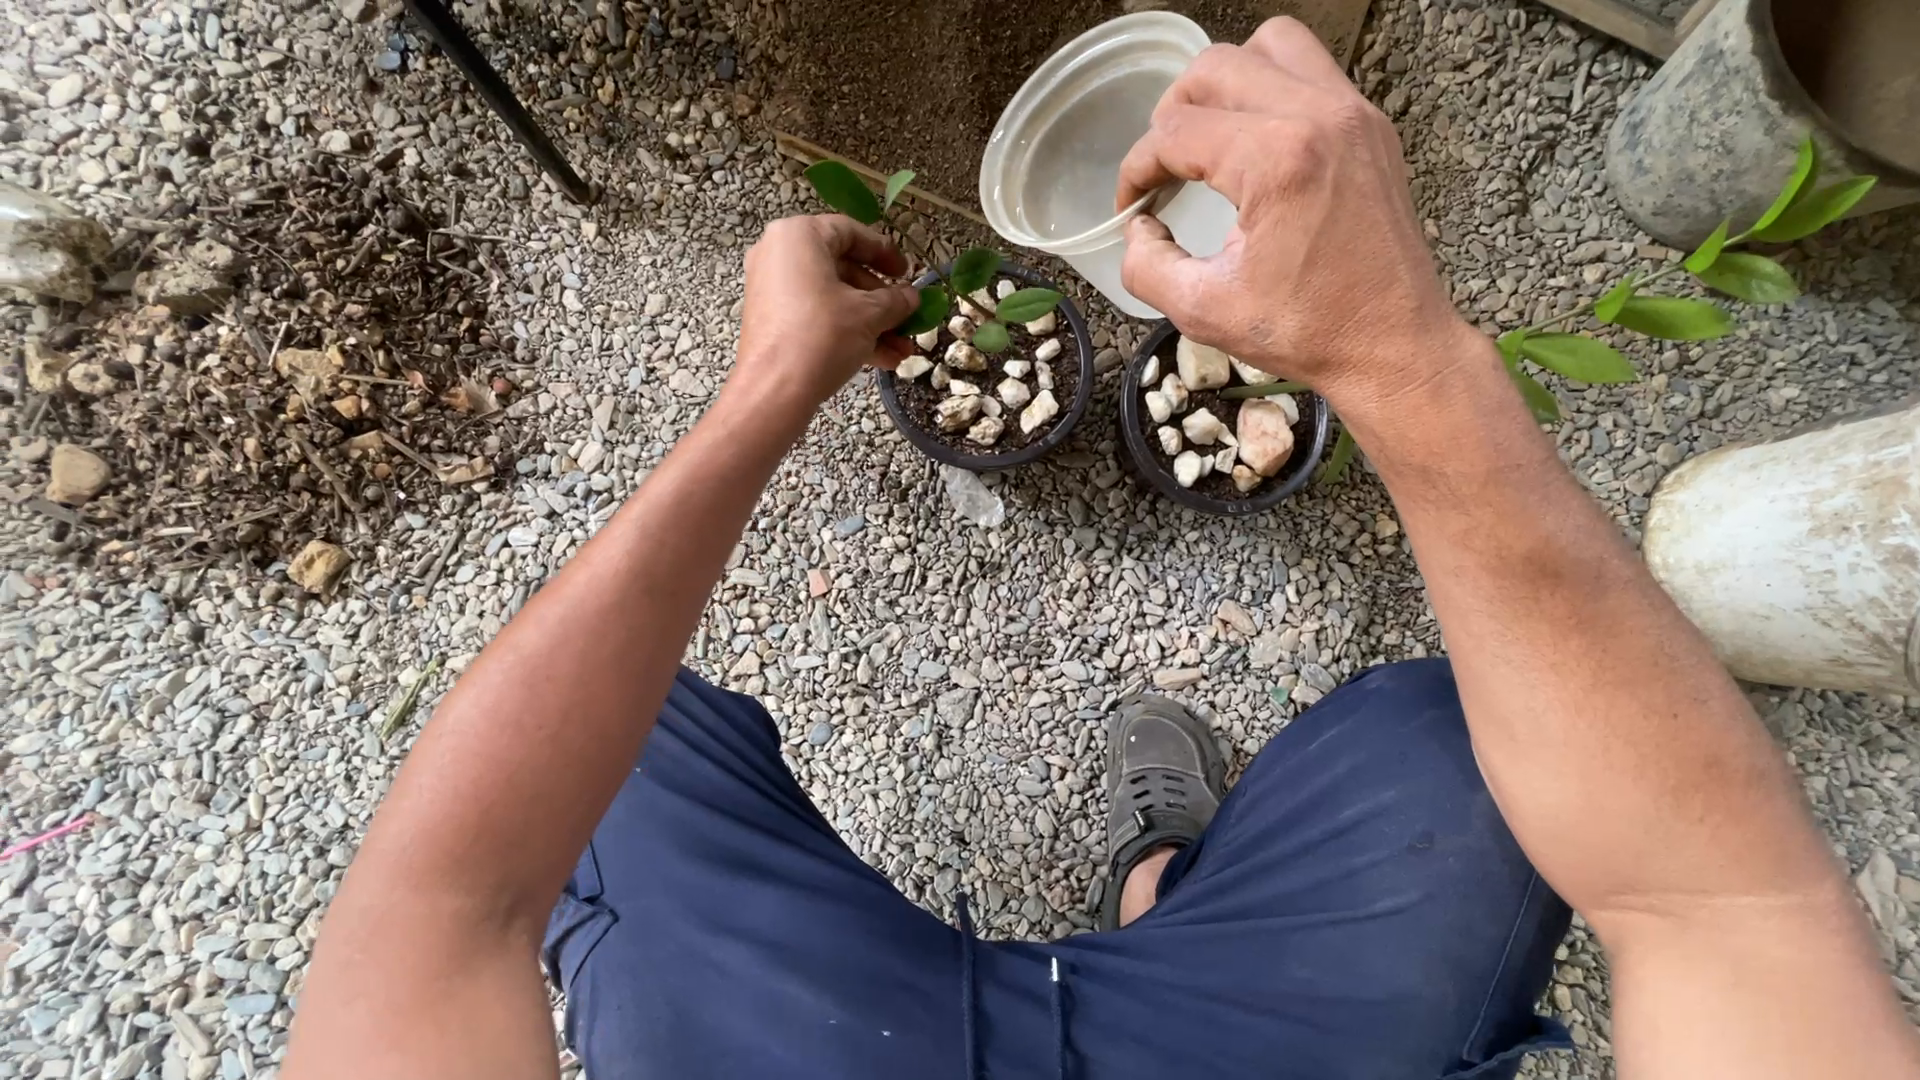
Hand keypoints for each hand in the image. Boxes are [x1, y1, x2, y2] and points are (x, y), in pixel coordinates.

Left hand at [734, 214, 920, 413]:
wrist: (774, 390)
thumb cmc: (822, 336)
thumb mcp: (869, 315)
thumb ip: (895, 300)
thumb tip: (911, 297)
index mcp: (799, 236)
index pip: (849, 232)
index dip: (884, 251)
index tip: (906, 271)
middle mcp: (779, 255)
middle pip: (842, 270)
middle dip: (881, 299)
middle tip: (907, 316)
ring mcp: (773, 290)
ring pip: (833, 299)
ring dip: (872, 323)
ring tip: (902, 349)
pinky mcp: (773, 321)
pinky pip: (817, 317)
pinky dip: (848, 332)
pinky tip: (881, 359)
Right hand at [1115, 19, 1475, 410]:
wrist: (1391, 344)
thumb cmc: (1304, 331)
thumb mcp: (1201, 311)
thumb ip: (1147, 266)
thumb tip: (1138, 229)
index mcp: (1276, 160)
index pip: (1176, 132)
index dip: (1136, 170)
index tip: (1130, 208)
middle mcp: (1317, 116)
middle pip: (1214, 69)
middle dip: (1169, 117)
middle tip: (1160, 172)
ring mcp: (1352, 113)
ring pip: (1268, 47)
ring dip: (1223, 85)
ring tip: (1206, 142)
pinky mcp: (1370, 126)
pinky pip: (1309, 71)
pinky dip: (1267, 92)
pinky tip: (1252, 148)